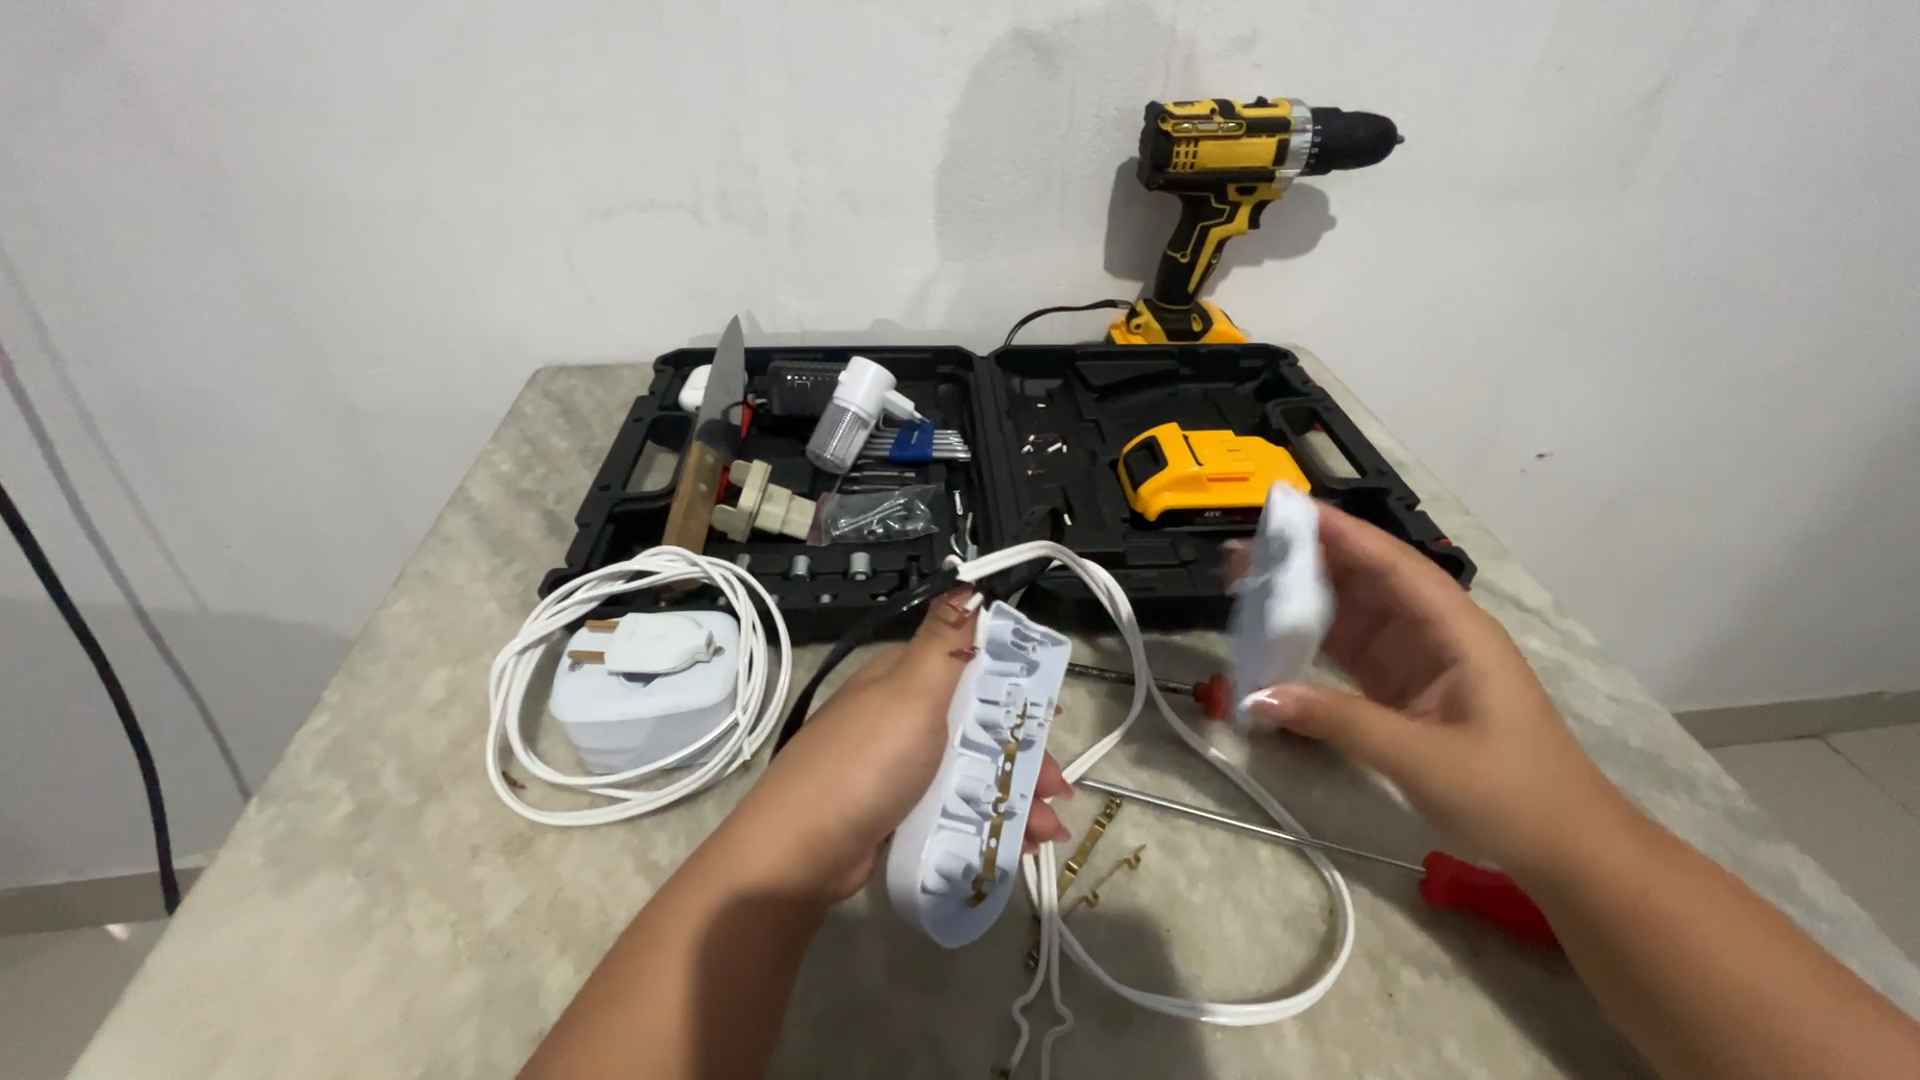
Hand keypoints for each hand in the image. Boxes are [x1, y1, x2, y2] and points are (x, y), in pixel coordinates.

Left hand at [731, 589, 1071, 900]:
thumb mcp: (912, 690)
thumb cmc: (867, 761)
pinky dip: (989, 821)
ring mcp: (899, 766)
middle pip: (979, 725)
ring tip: (1048, 829)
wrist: (803, 849)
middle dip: (1023, 755)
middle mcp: (903, 715)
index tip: (1050, 717)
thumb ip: (945, 640)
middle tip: (1058, 788)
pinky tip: (1021, 844)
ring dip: (1014, 795)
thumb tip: (965, 584)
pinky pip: (955, 807)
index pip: (972, 667)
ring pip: (971, 770)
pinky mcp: (899, 810)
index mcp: (905, 678)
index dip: (1016, 688)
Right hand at [1235, 505, 1636, 880]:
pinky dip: (1312, 645)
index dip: (1340, 533)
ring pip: (1353, 617)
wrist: (1566, 850)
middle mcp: (1435, 635)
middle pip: (1366, 583)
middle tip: (1246, 551)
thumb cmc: (1513, 795)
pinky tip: (1275, 639)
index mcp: (1457, 631)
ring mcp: (1418, 663)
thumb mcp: (1424, 759)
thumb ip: (1340, 722)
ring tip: (1249, 586)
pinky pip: (1349, 655)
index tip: (1287, 509)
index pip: (1392, 565)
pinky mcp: (1402, 693)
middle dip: (1308, 562)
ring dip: (1304, 601)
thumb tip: (1259, 697)